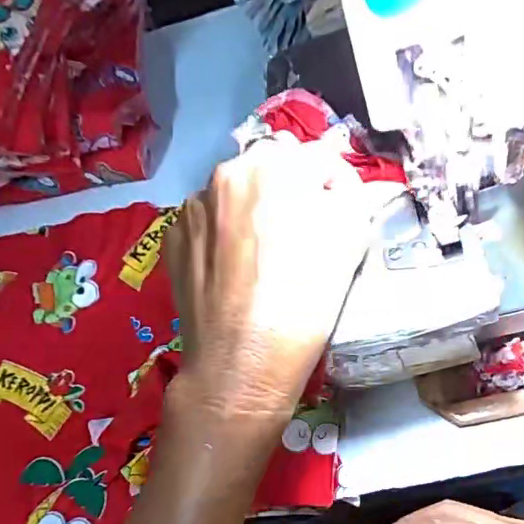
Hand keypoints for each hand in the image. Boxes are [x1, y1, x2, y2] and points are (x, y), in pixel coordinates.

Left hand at [167, 132, 397, 424]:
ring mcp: (191, 209)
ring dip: (251, 214)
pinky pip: (208, 226)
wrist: (242, 364)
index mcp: (271, 166)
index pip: (314, 159)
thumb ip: (349, 192)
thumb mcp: (351, 238)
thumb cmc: (304, 302)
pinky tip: (235, 274)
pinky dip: (223, 238)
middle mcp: (223, 174)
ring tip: (263, 262)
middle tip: (299, 239)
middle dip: (288, 195)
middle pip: (269, 173)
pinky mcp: (172, 242)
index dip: (331, 187)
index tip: (334, 217)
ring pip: (234, 198)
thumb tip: (333, 182)